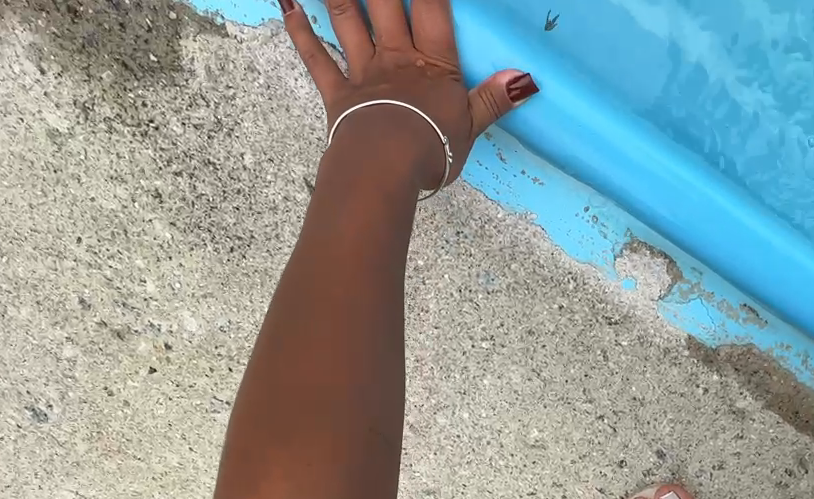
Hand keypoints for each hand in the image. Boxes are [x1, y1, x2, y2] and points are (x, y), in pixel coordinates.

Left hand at [279, 0, 537, 190]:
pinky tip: (287, 3)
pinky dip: (299, 29)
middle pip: (384, 1)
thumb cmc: (433, 148)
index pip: (433, 9)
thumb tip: (525, 79)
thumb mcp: (471, 127)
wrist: (387, 167)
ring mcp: (363, 72)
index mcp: (432, 64)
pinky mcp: (337, 92)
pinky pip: (315, 56)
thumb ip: (494, 99)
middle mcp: (395, 57)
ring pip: (346, 18)